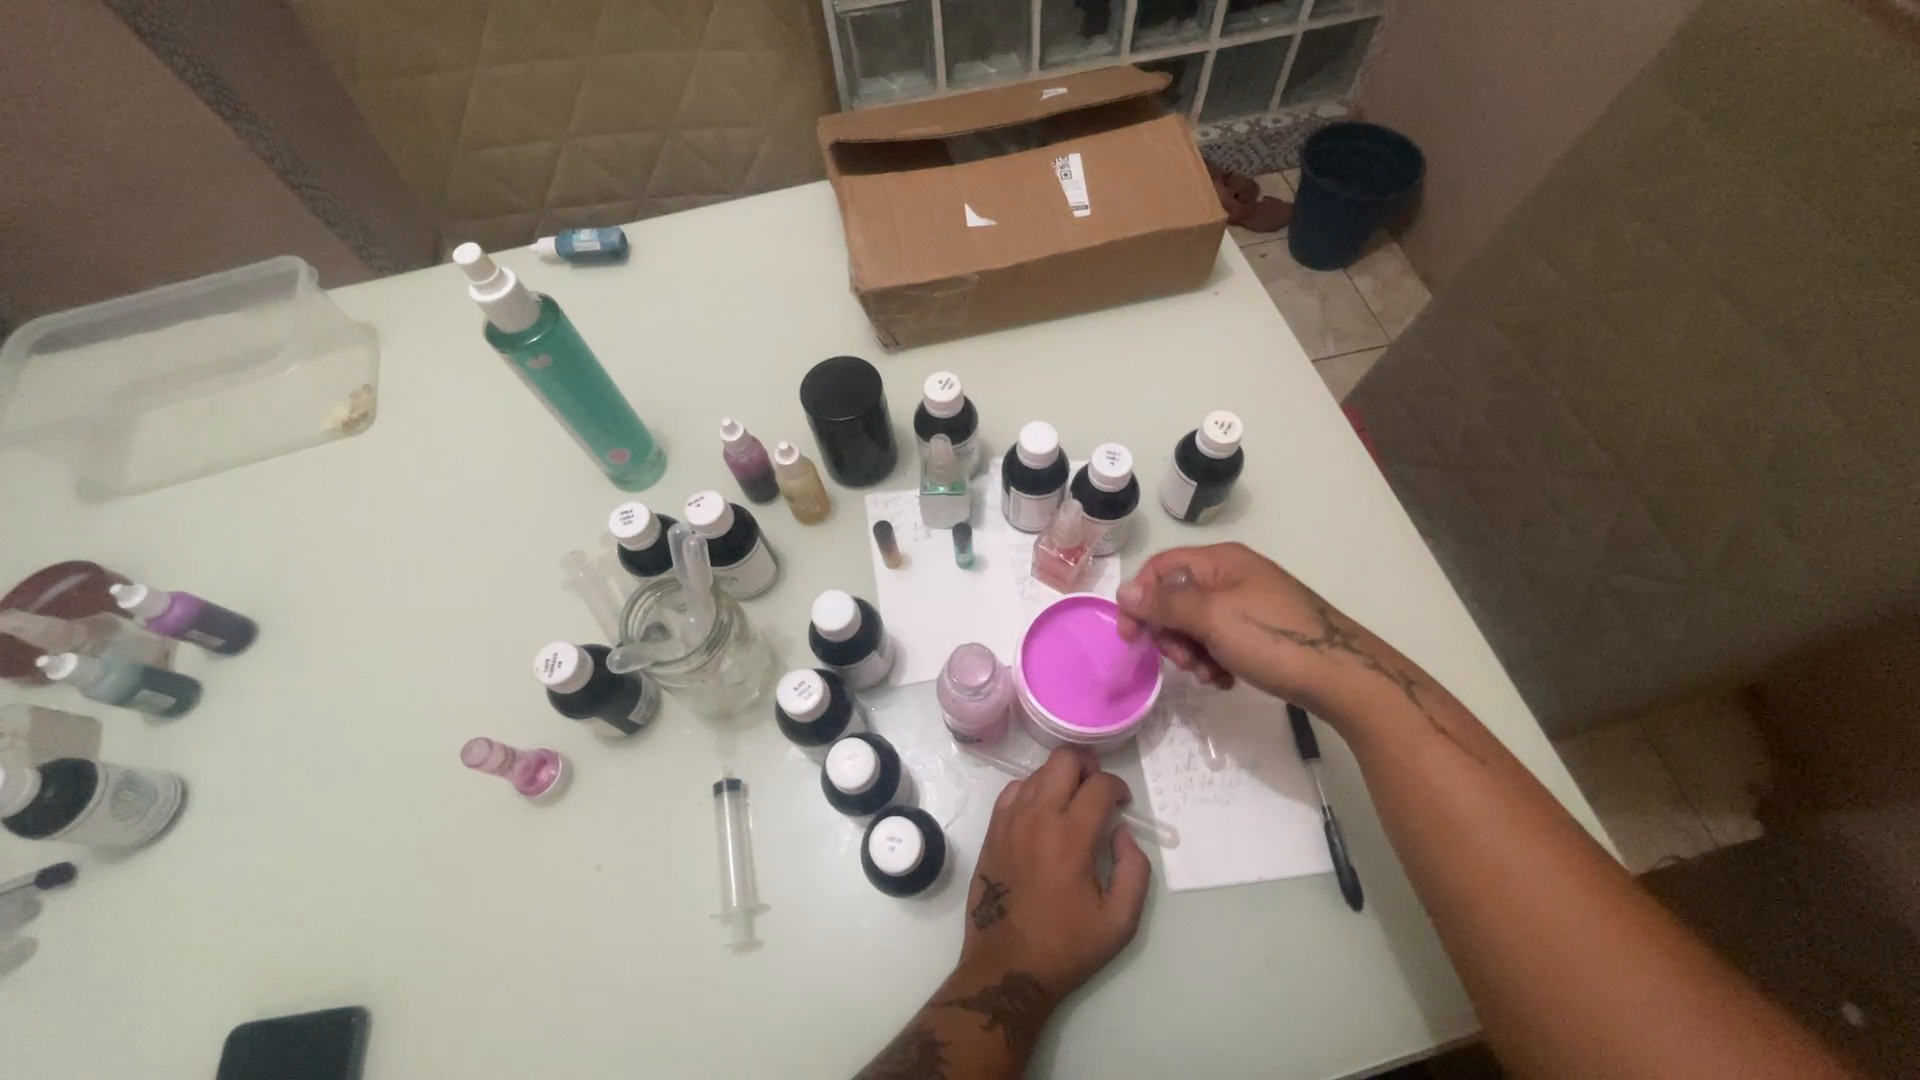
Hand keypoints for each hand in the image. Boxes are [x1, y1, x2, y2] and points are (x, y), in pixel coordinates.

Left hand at [960, 748, 1151, 1000]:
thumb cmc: (1066, 946)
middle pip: (1063, 760)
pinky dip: (1033, 790)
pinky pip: (1013, 790)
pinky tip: (1043, 811)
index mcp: (1071, 837)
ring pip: (1037, 772)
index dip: (1118, 786)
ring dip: (1060, 777)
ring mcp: (1009, 821)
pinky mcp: (992, 830)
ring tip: (1073, 801)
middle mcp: (1037, 818)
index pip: (1099, 785)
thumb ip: (1134, 868)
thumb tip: (1120, 832)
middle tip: (1098, 788)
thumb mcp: (1120, 920)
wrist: (1007, 966)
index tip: (1123, 803)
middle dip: (1088, 766)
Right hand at [1115, 542, 1388, 718]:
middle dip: (1170, 633)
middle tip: (1183, 661)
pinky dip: (1214, 660)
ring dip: (1192, 653)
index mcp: (1220, 561)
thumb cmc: (1273, 638)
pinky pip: (1218, 642)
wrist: (1342, 676)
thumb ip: (1164, 604)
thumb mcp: (1212, 617)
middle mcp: (1230, 577)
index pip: (1160, 568)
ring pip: (1194, 626)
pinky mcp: (1258, 632)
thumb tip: (1124, 592)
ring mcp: (1246, 605)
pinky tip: (1225, 679)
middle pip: (1175, 600)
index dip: (1139, 599)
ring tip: (1210, 674)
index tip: (1130, 636)